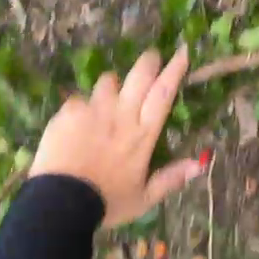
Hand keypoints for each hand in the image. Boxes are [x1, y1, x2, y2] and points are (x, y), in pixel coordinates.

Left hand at [31, 45, 202, 227]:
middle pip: (140, 74)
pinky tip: (74, 125)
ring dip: (111, 87)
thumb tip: (200, 165)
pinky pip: (78, 99)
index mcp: (143, 134)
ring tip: (105, 100)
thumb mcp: (143, 199)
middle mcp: (122, 114)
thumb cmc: (105, 203)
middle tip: (151, 58)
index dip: (175, 70)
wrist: (59, 206)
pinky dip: (80, 108)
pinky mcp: (70, 111)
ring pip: (108, 81)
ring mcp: (95, 110)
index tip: (182, 51)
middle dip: (148, 61)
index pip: (164, 92)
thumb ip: (170, 179)